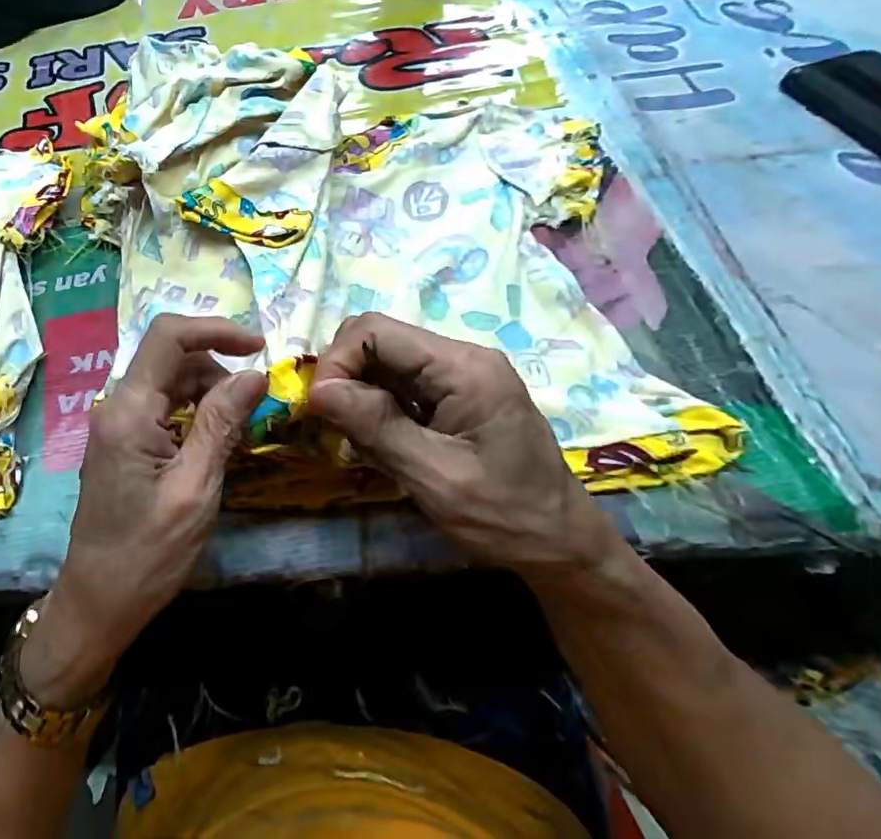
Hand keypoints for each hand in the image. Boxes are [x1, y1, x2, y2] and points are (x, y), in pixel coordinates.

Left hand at [23, 315, 266, 707]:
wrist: (98, 600)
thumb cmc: (149, 553)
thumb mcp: (196, 488)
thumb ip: (222, 424)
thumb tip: (254, 373)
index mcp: (129, 410)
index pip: (167, 336)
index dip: (215, 329)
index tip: (260, 345)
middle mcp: (115, 406)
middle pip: (169, 357)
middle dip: (217, 366)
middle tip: (255, 403)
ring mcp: (114, 424)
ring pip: (166, 382)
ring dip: (207, 391)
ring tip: (239, 429)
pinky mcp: (120, 443)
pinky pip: (159, 408)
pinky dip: (191, 413)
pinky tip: (214, 442)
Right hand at [305, 312, 621, 577]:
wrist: (563, 548)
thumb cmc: (505, 517)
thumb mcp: (434, 476)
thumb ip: (375, 427)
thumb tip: (317, 390)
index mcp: (464, 368)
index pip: (374, 331)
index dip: (337, 362)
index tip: (322, 409)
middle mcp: (460, 358)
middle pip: (375, 339)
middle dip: (344, 377)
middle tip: (338, 427)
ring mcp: (458, 375)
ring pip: (381, 361)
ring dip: (357, 395)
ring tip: (362, 442)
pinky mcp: (453, 394)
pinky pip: (397, 383)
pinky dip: (375, 407)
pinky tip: (382, 443)